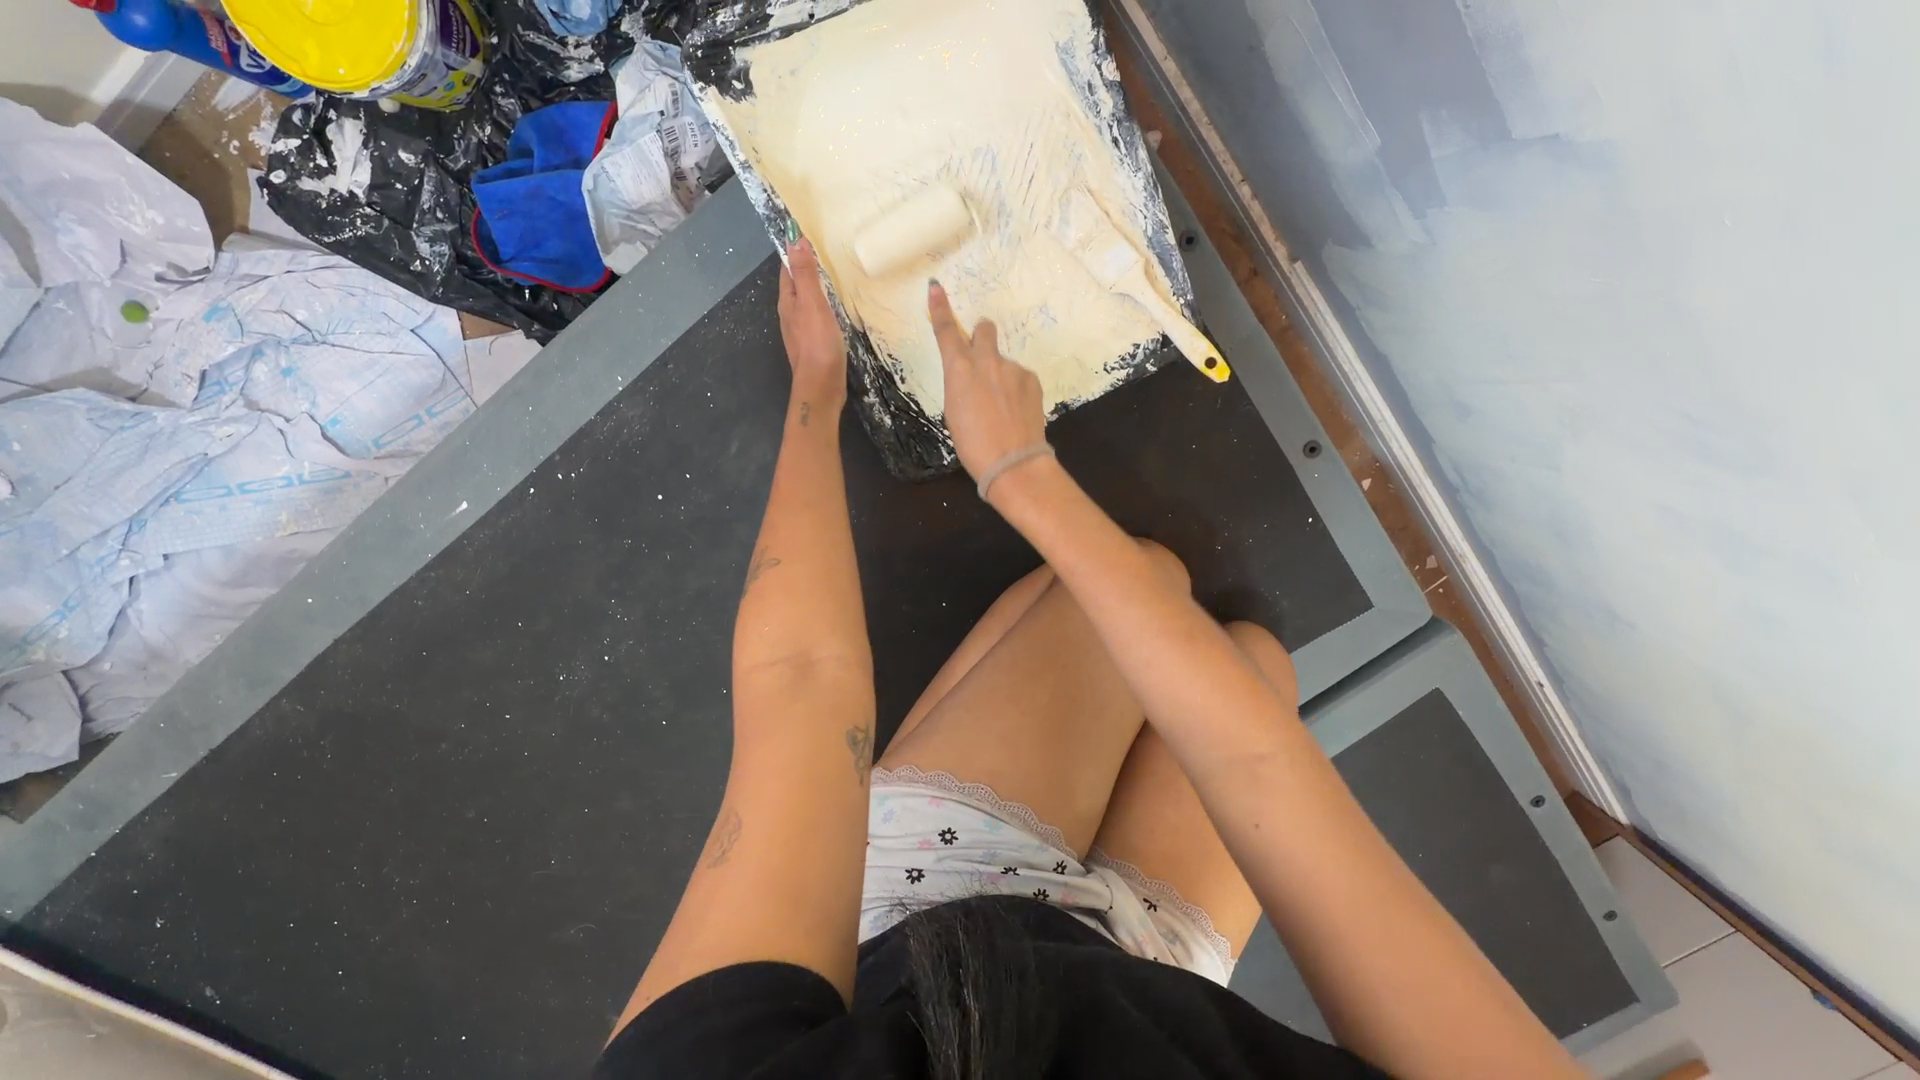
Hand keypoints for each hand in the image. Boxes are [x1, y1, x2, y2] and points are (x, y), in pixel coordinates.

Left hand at [778, 239, 847, 401]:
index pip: (788, 268)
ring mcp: (802, 330)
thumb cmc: (817, 344)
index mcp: (788, 302)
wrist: (821, 387)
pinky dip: (825, 305)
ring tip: (833, 273)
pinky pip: (817, 316)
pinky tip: (836, 306)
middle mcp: (790, 314)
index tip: (808, 233)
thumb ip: (805, 274)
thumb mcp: (812, 304)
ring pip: (807, 301)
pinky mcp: (814, 343)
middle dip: (806, 267)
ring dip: (816, 287)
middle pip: (796, 284)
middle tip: (824, 249)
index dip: (796, 251)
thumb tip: (794, 239)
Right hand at [928, 281, 1046, 478]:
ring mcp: (1012, 368)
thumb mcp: (954, 412)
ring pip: (1002, 362)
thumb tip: (971, 377)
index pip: (946, 331)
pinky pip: (1019, 377)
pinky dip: (1016, 390)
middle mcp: (986, 361)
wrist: (1013, 462)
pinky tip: (1016, 412)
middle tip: (981, 362)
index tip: (936, 288)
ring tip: (1002, 408)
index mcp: (959, 370)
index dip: (940, 308)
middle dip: (981, 337)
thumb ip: (960, 385)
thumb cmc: (973, 444)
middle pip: (984, 330)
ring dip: (1000, 375)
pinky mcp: (1032, 379)